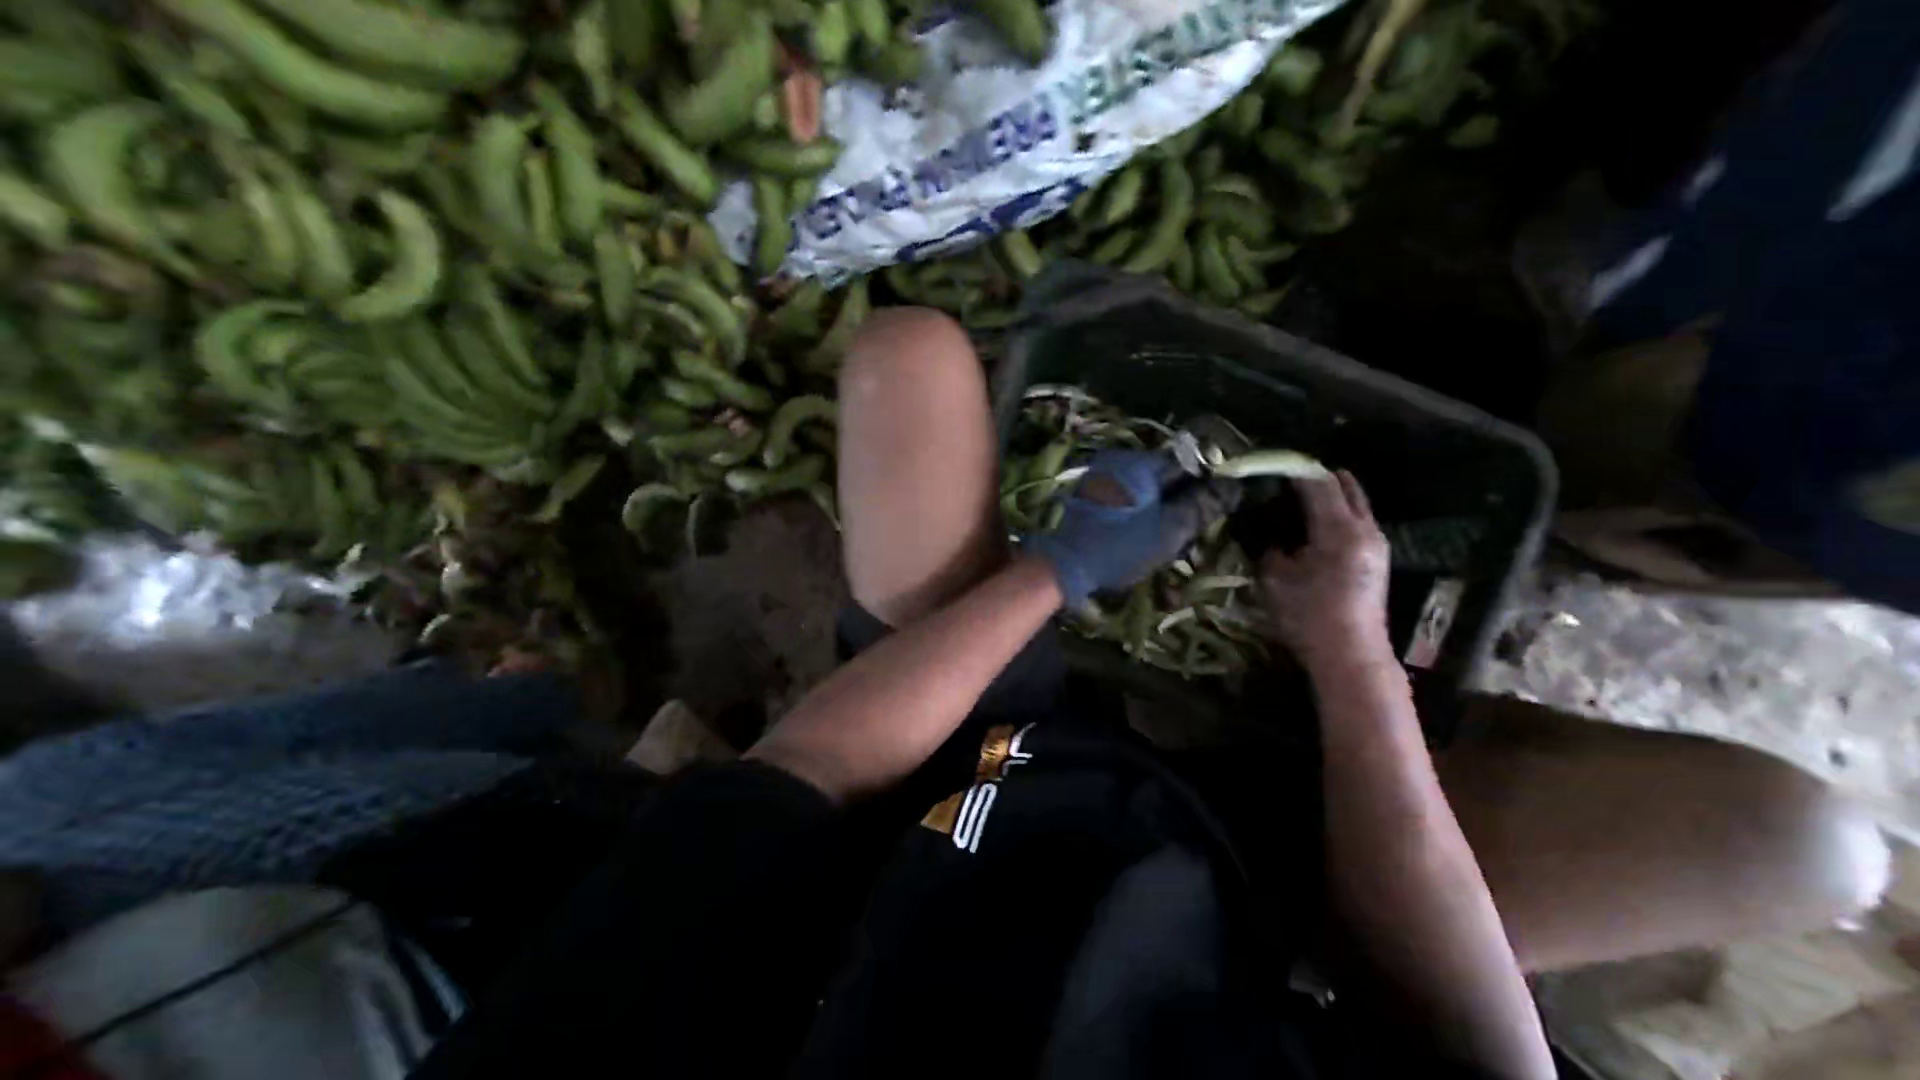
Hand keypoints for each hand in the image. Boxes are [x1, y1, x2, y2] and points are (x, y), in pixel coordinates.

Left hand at [1024, 450, 1239, 606]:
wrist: (1063, 566)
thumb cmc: (1119, 548)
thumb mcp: (1168, 530)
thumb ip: (1202, 506)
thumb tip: (1235, 486)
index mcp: (1141, 463)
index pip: (1189, 462)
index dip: (1208, 483)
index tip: (1216, 507)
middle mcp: (1120, 461)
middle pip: (1168, 474)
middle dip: (1184, 498)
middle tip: (1193, 528)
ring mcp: (1103, 477)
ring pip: (1149, 487)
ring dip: (1164, 507)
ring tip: (1171, 536)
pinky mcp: (1092, 495)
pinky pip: (1130, 497)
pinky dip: (1143, 512)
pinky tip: (1147, 535)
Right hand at [1260, 470, 1390, 670]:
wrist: (1351, 656)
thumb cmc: (1308, 619)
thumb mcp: (1275, 580)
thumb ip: (1270, 547)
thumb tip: (1265, 528)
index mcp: (1339, 531)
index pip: (1317, 483)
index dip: (1292, 470)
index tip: (1268, 466)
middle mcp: (1365, 529)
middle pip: (1343, 485)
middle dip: (1314, 477)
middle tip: (1283, 478)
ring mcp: (1376, 541)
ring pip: (1353, 500)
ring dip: (1327, 494)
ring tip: (1295, 498)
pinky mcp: (1377, 555)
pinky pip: (1356, 517)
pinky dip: (1336, 510)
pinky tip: (1312, 523)